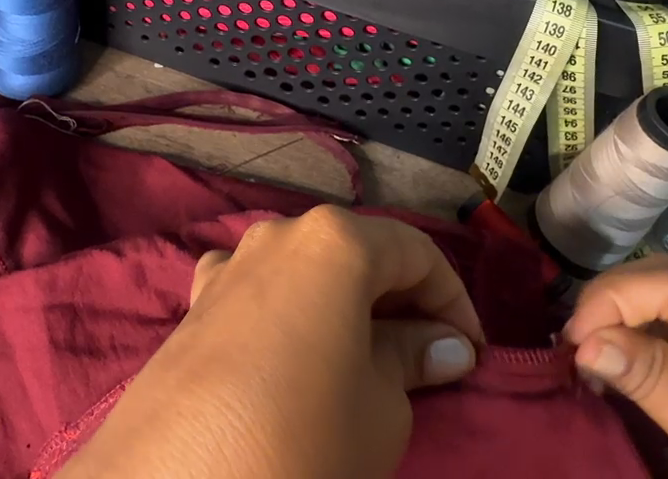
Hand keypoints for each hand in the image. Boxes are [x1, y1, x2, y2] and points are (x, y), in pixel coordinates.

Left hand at [59, 206, 483, 478]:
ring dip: (343, 304)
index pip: (415, 251)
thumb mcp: (382, 404)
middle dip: (401, 299)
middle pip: (357, 252)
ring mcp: (230, 263)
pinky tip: (293, 348)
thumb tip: (444, 344)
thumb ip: (413, 359)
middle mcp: (279, 234)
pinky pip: (258, 291)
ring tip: (368, 356)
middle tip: (431, 356)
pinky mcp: (196, 302)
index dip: (453, 299)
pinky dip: (288, 311)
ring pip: (305, 269)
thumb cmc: (305, 433)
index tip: (472, 352)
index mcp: (334, 240)